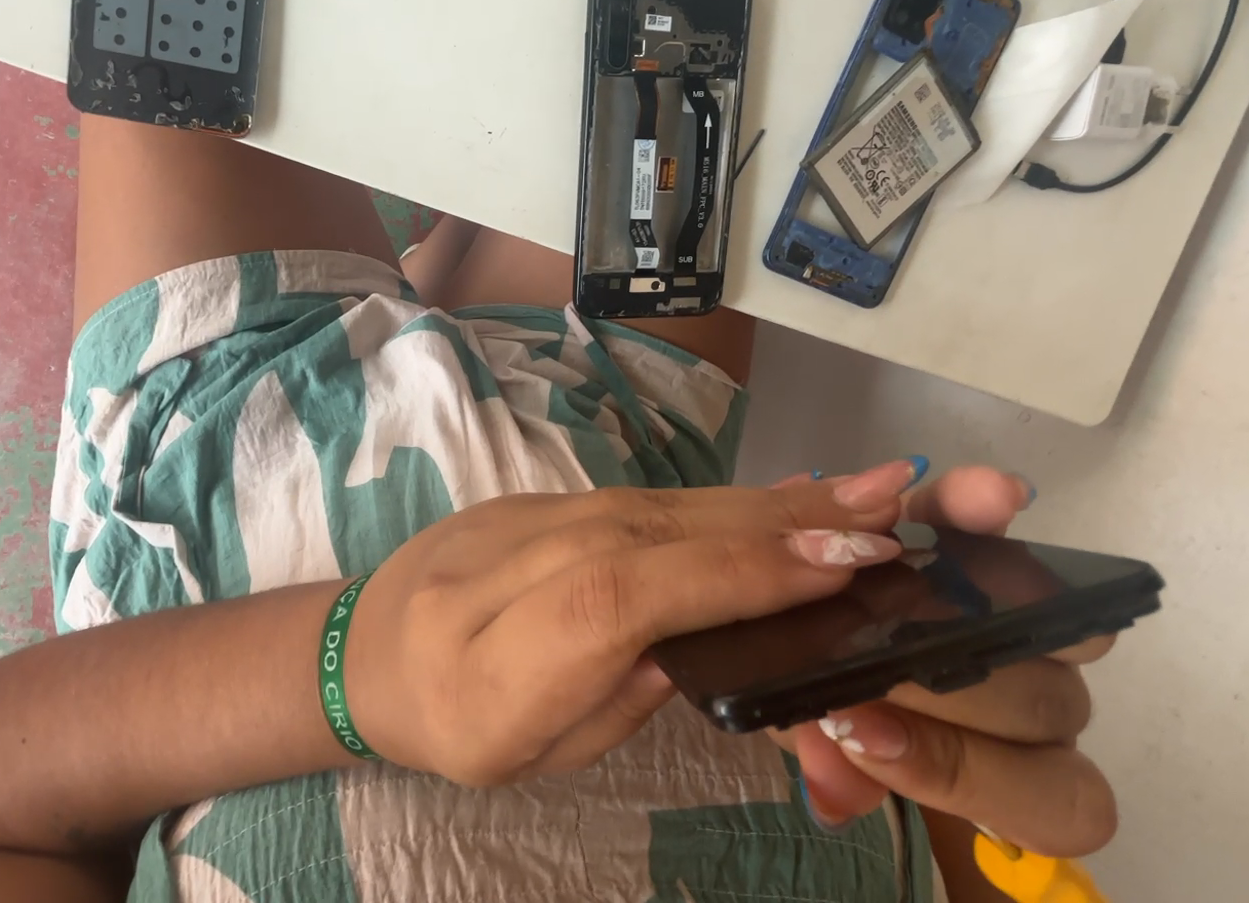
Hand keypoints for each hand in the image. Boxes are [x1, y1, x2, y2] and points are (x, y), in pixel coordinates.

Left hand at [342, 459, 927, 786]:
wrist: (364, 645)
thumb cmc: (452, 724)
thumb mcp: (534, 753)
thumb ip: (620, 694)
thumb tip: (709, 631)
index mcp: (492, 667)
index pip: (616, 600)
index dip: (722, 574)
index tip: (829, 562)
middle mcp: (501, 575)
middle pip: (642, 536)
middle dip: (768, 526)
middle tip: (884, 510)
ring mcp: (512, 521)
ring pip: (648, 505)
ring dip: (756, 501)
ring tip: (854, 494)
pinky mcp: (531, 497)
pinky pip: (633, 496)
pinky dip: (712, 499)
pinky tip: (775, 497)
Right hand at [773, 468, 1119, 857]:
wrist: (797, 622)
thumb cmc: (825, 698)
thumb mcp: (817, 742)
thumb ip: (833, 768)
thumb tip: (835, 793)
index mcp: (1009, 764)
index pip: (1055, 802)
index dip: (966, 774)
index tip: (859, 735)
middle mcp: (1035, 696)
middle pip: (1044, 708)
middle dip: (937, 692)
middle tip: (844, 667)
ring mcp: (1017, 609)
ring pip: (1042, 617)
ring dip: (958, 606)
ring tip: (868, 593)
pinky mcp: (969, 536)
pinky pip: (983, 522)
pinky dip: (974, 509)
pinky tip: (978, 493)